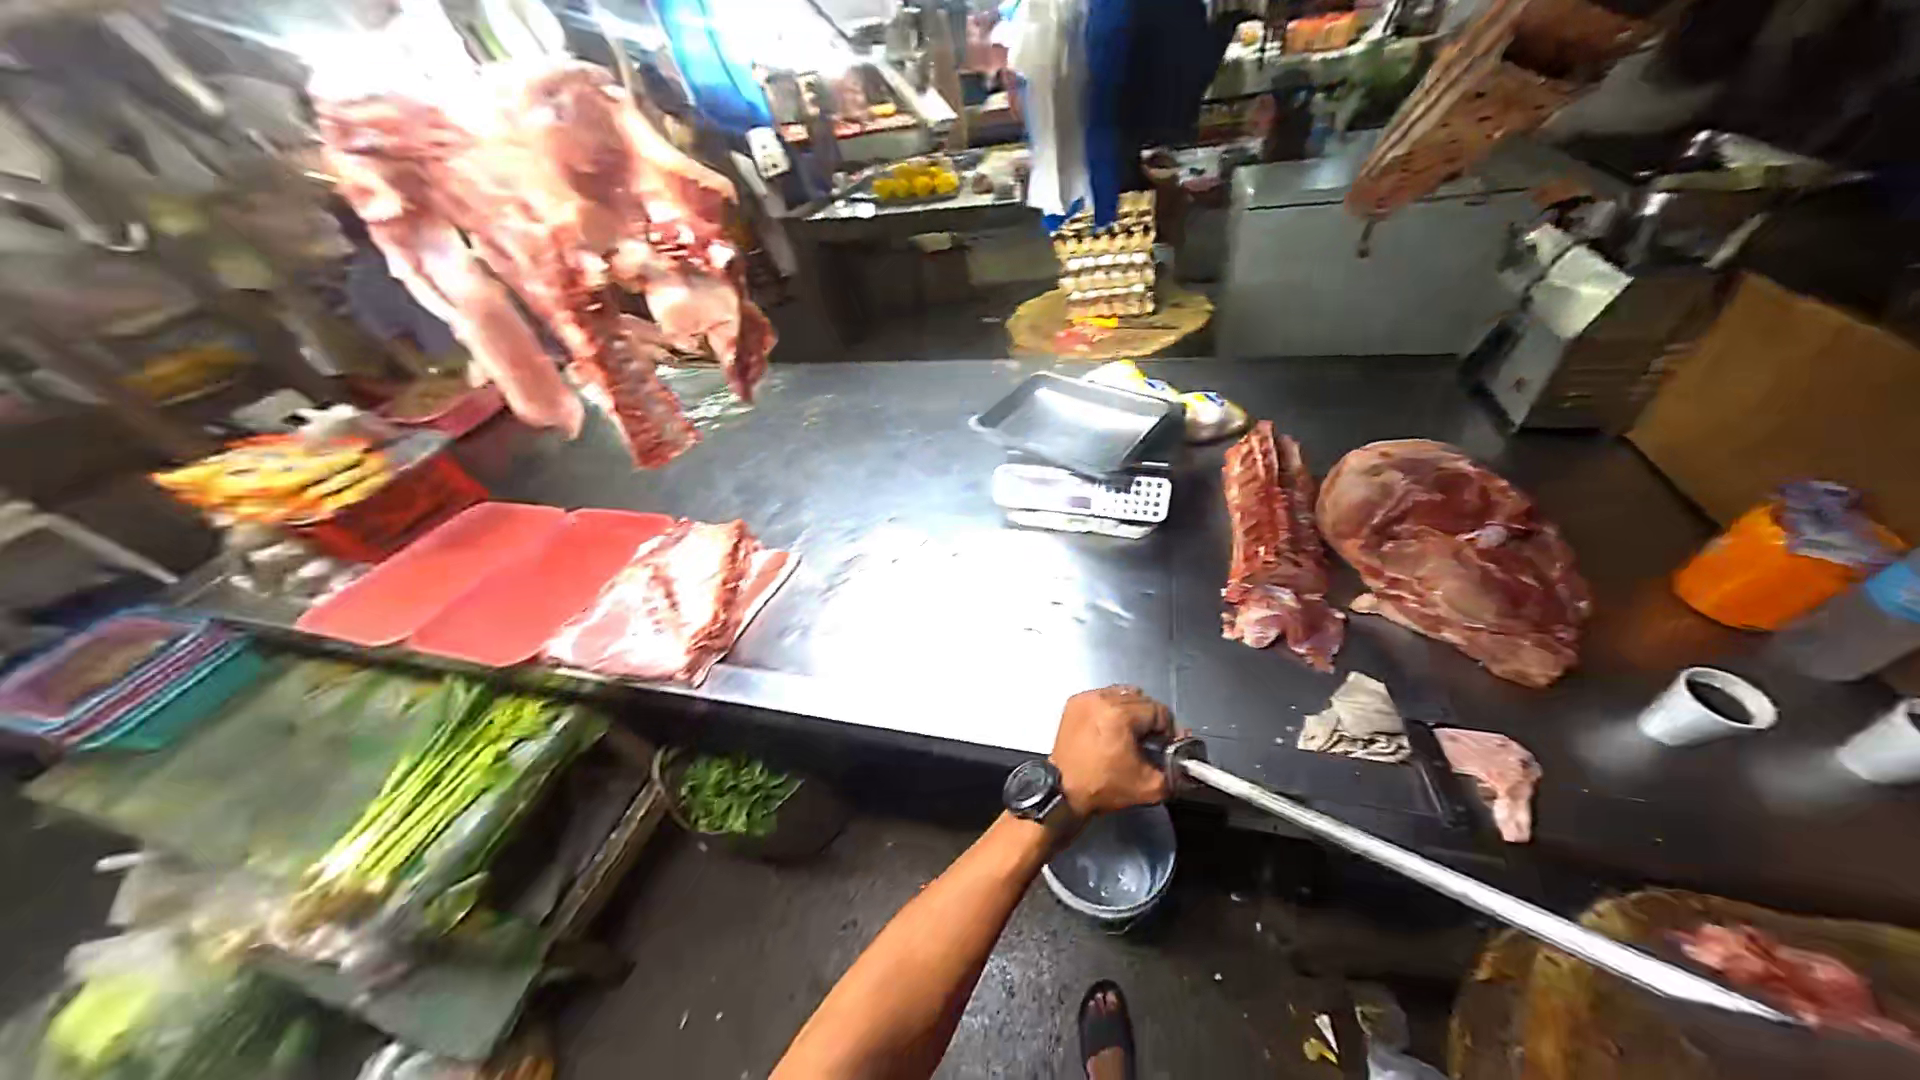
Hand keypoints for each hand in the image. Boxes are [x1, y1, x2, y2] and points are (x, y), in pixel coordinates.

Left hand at [1049, 685, 1174, 818]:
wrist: (1064, 791)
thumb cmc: (1103, 787)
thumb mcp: (1150, 786)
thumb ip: (1175, 771)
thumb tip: (1183, 757)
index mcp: (1119, 715)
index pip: (1159, 711)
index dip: (1168, 730)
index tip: (1165, 746)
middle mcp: (1101, 700)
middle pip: (1142, 700)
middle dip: (1150, 721)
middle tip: (1149, 743)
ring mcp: (1086, 699)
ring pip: (1123, 694)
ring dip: (1132, 712)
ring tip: (1129, 735)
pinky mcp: (1075, 703)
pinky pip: (1103, 697)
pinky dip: (1112, 709)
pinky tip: (1111, 730)